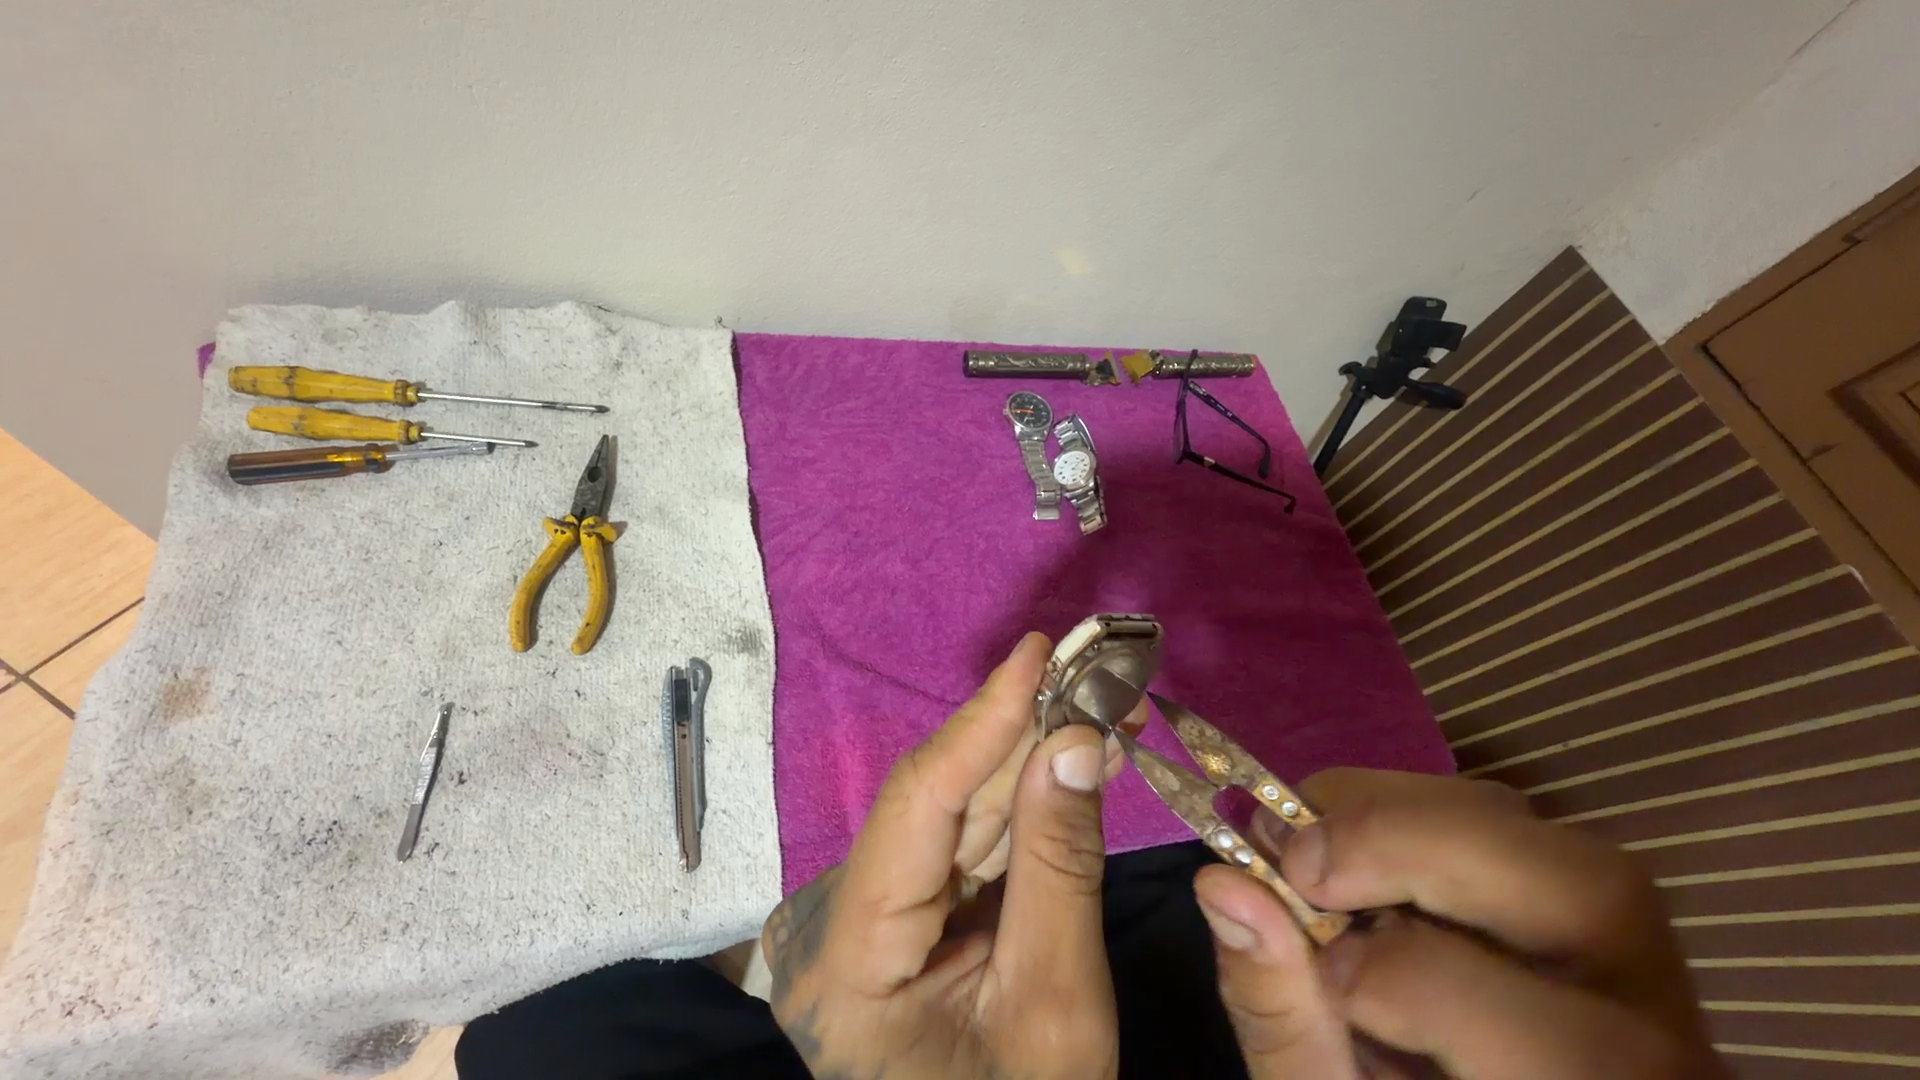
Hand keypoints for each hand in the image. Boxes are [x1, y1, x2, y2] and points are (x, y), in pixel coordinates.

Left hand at [761, 633, 1121, 1078]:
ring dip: (1030, 758)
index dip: (983, 718)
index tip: (1037, 652)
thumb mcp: (1057, 1008)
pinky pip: (973, 845)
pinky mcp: (915, 919)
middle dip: (1019, 730)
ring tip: (1096, 708)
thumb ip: (1061, 866)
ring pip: (960, 813)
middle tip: (1090, 673)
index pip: (922, 803)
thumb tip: (1077, 741)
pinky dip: (1027, 805)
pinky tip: (1073, 766)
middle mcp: (849, 919)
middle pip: (940, 798)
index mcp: (855, 954)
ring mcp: (880, 917)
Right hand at [1192, 768, 1729, 1078]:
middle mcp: (1659, 1032)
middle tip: (1295, 858)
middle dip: (1408, 842)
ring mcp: (1639, 957)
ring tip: (1313, 840)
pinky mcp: (1585, 906)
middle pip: (1575, 887)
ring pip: (1536, 829)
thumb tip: (1223, 880)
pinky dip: (1409, 809)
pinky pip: (1502, 820)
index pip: (1525, 1026)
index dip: (1386, 974)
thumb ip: (1280, 1011)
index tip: (1294, 959)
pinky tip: (1357, 845)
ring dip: (1399, 810)